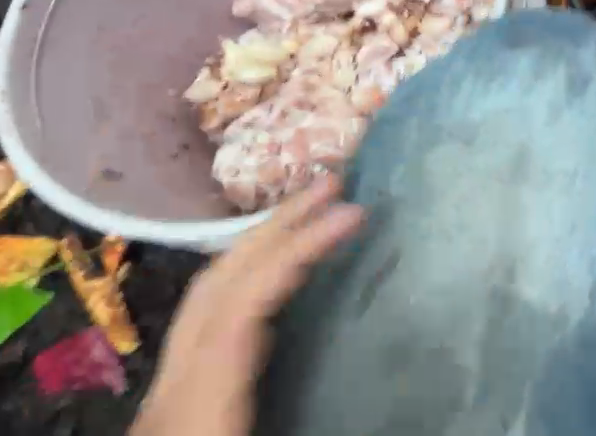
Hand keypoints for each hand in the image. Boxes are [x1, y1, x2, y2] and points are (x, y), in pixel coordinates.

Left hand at [129, 175, 363, 435]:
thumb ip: (338, 409)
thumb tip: (425, 390)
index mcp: (200, 411)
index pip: (245, 306)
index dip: (299, 249)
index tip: (358, 211)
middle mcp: (175, 394)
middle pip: (216, 289)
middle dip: (275, 227)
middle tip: (337, 183)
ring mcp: (170, 399)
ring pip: (203, 300)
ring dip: (259, 244)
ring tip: (313, 210)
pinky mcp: (179, 407)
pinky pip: (208, 320)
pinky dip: (248, 275)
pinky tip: (282, 273)